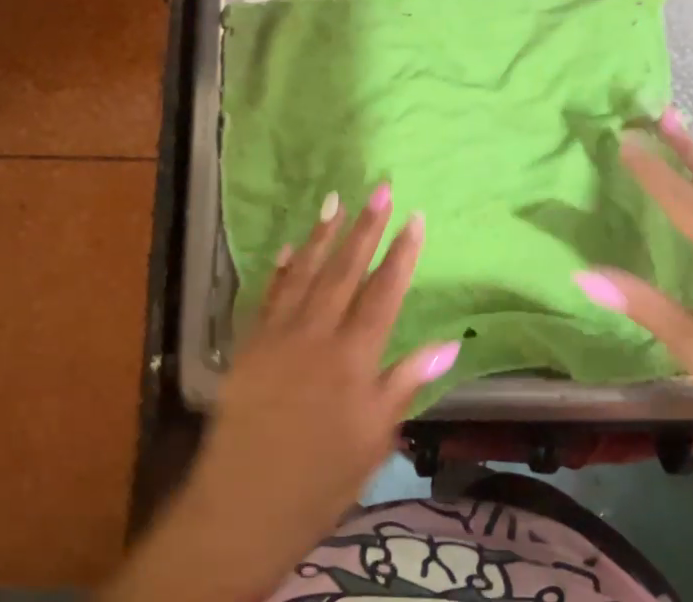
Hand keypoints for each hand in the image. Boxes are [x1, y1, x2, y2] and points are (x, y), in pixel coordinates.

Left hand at [176, 186, 460, 586]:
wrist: (244, 503)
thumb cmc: (322, 479)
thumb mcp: (375, 439)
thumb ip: (405, 384)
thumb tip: (448, 343)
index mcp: (353, 358)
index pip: (383, 293)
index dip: (401, 254)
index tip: (414, 218)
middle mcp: (316, 336)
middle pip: (344, 272)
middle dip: (365, 228)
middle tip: (378, 188)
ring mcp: (278, 336)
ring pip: (304, 274)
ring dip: (322, 236)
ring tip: (335, 200)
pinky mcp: (249, 345)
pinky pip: (269, 296)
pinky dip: (281, 269)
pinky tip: (290, 248)